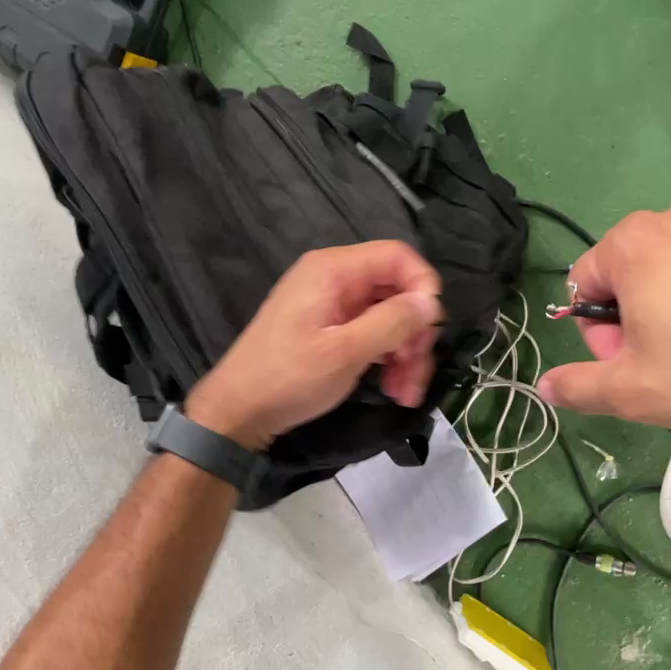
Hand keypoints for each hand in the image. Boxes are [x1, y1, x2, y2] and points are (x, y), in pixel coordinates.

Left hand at [184, 241, 444, 449]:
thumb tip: (432, 302)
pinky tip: (393, 390)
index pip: (398, 256)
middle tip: (418, 374)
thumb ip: (391, 322)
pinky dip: (387, 360)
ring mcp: (331, 306)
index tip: (432, 330)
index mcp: (333, 270)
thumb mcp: (345, 352)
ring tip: (405, 394)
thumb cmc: (287, 378)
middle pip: (397, 291)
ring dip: (405, 354)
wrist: (238, 413)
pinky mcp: (330, 331)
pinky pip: (372, 334)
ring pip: (389, 318)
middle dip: (415, 333)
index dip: (423, 288)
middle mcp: (334, 279)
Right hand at [537, 197, 670, 440]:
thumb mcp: (632, 392)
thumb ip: (577, 387)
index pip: (581, 285)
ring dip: (668, 315)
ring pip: (668, 275)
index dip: (596, 334)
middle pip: (625, 276)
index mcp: (633, 242)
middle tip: (664, 367)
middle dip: (631, 323)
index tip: (628, 365)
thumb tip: (546, 388)